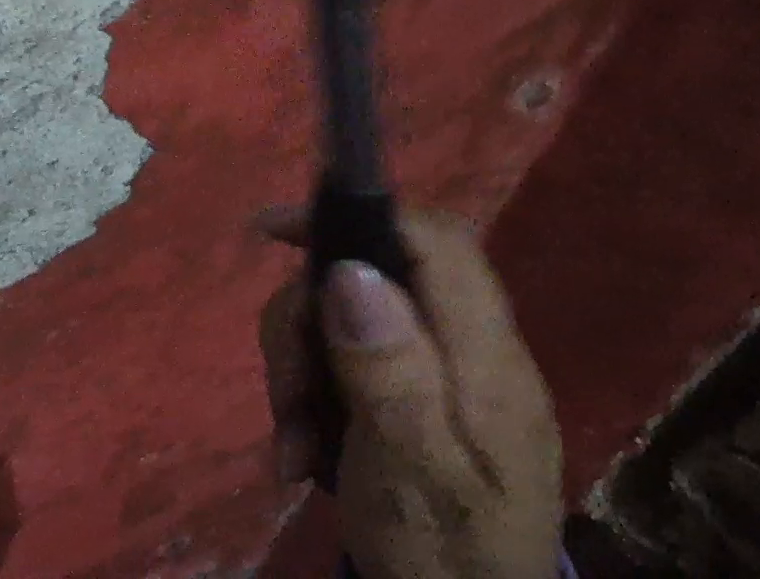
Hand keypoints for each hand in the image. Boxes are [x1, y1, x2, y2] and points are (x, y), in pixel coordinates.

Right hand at [257, 209, 562, 578]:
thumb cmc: (443, 552)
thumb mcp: (409, 470)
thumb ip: (390, 372)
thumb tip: (352, 271)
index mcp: (484, 360)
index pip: (434, 242)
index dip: (358, 215)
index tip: (276, 231)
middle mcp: (465, 352)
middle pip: (364, 280)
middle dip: (301, 321)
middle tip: (283, 387)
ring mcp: (437, 374)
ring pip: (336, 318)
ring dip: (294, 366)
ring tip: (291, 434)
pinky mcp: (408, 396)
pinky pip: (337, 360)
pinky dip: (304, 395)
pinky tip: (298, 447)